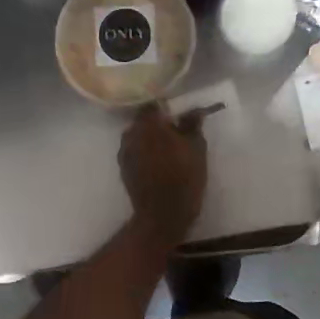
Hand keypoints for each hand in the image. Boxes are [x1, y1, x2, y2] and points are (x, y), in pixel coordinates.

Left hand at [120, 104, 206, 248]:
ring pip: (137, 136)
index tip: (178, 116)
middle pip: (143, 120)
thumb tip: (194, 111)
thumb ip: (192, 125)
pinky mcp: (122, 168)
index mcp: (148, 124)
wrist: (162, 215)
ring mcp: (124, 152)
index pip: (153, 104)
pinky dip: (144, 153)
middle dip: (157, 124)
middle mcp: (130, 134)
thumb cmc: (184, 178)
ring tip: (167, 150)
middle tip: (175, 133)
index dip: (166, 108)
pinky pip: (134, 152)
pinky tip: (157, 163)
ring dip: (149, 139)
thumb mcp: (196, 148)